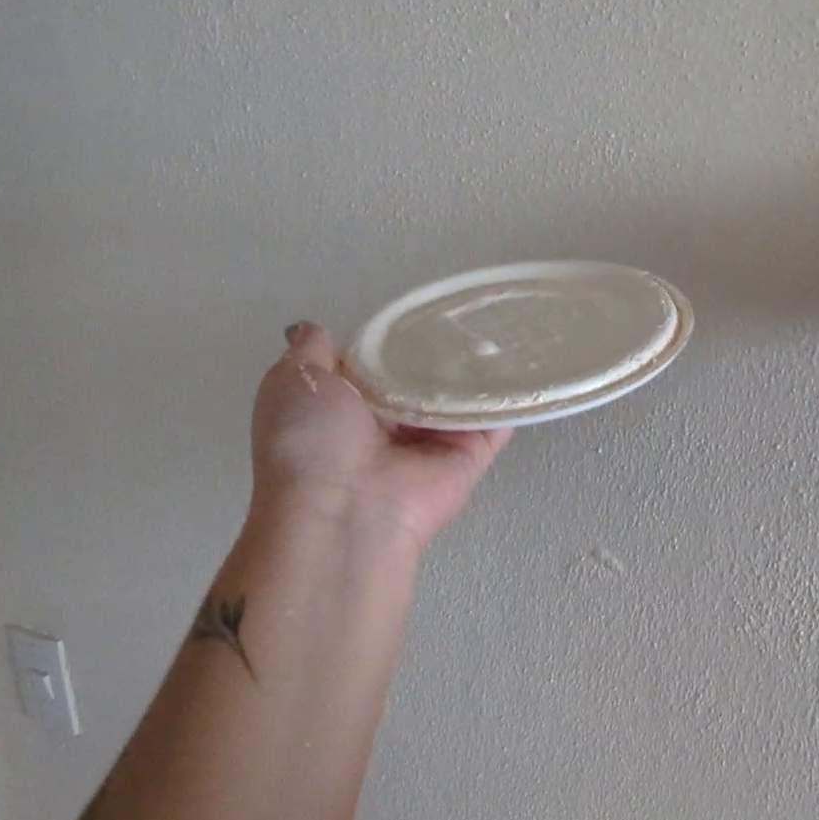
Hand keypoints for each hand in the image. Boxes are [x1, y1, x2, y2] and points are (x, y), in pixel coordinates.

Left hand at [250, 321, 510, 548]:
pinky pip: (496, 421)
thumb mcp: (293, 383)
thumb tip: (310, 326)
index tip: (413, 311)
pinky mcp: (471, 455)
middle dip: (440, 350)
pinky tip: (525, 364)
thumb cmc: (310, 442)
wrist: (346, 508)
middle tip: (464, 313)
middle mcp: (390, 427)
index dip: (389, 339)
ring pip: (462, 397)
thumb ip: (309, 351)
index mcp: (345, 409)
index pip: (375, 366)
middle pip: (423, 379)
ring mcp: (434, 442)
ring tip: (502, 325)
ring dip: (480, 369)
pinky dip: (511, 397)